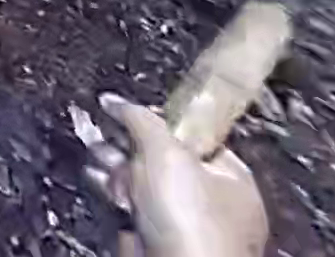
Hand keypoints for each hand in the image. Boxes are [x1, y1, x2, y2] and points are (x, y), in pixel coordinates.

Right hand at [86, 94, 269, 256]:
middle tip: (109, 142)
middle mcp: (213, 200)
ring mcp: (184, 220)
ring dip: (113, 166)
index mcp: (231, 178)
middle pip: (158, 153)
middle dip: (126, 145)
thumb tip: (113, 100)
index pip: (192, 134)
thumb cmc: (186, 214)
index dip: (159, 121)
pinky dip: (112, 190)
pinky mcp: (156, 234)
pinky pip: (129, 200)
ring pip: (137, 175)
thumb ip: (139, 117)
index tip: (130, 117)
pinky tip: (104, 188)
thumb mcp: (164, 149)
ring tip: (105, 168)